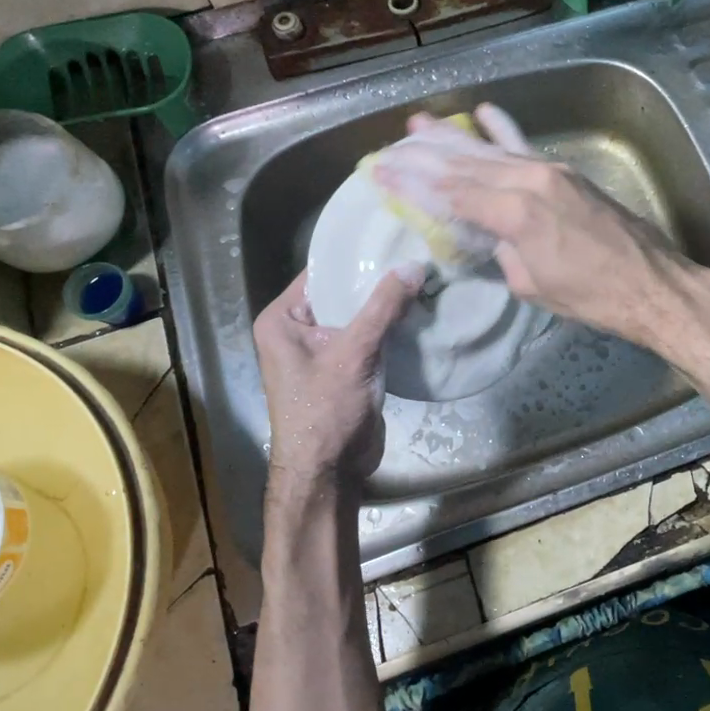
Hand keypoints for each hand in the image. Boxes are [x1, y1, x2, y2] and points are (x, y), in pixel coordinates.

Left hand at [252, 267, 419, 491]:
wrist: (329, 473)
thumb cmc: (325, 411)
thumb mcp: (353, 354)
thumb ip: (383, 308)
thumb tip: (415, 265)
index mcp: (282, 320)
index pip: (321, 273)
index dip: (356, 256)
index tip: (393, 237)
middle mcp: (297, 331)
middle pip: (343, 294)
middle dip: (379, 281)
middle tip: (418, 256)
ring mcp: (322, 352)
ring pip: (360, 317)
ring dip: (389, 307)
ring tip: (427, 279)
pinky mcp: (346, 370)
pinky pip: (370, 339)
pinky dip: (392, 330)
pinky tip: (422, 314)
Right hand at [375, 104, 709, 346]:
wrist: (651, 283)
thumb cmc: (591, 297)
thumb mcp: (532, 285)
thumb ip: (502, 251)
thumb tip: (488, 234)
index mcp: (515, 212)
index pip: (451, 193)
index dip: (413, 185)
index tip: (381, 172)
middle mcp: (530, 181)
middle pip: (466, 165)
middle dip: (424, 157)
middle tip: (390, 148)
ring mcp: (551, 172)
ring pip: (492, 152)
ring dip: (454, 140)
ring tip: (420, 123)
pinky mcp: (567, 174)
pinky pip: (526, 147)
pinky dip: (502, 130)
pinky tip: (483, 112)